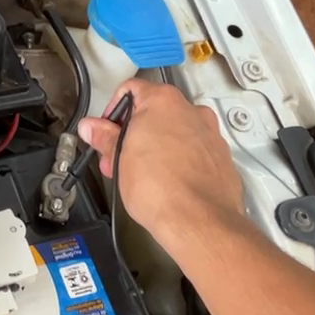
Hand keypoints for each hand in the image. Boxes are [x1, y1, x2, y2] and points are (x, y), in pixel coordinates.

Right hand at [78, 80, 248, 264]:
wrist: (199, 224)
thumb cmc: (159, 188)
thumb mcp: (118, 158)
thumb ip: (104, 137)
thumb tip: (91, 127)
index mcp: (163, 101)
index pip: (130, 90)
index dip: (112, 111)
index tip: (105, 132)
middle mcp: (191, 111)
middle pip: (153, 112)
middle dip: (132, 133)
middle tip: (118, 157)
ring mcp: (211, 135)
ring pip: (175, 131)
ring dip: (156, 146)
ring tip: (141, 174)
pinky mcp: (223, 160)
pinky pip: (194, 151)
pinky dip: (179, 160)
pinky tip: (166, 182)